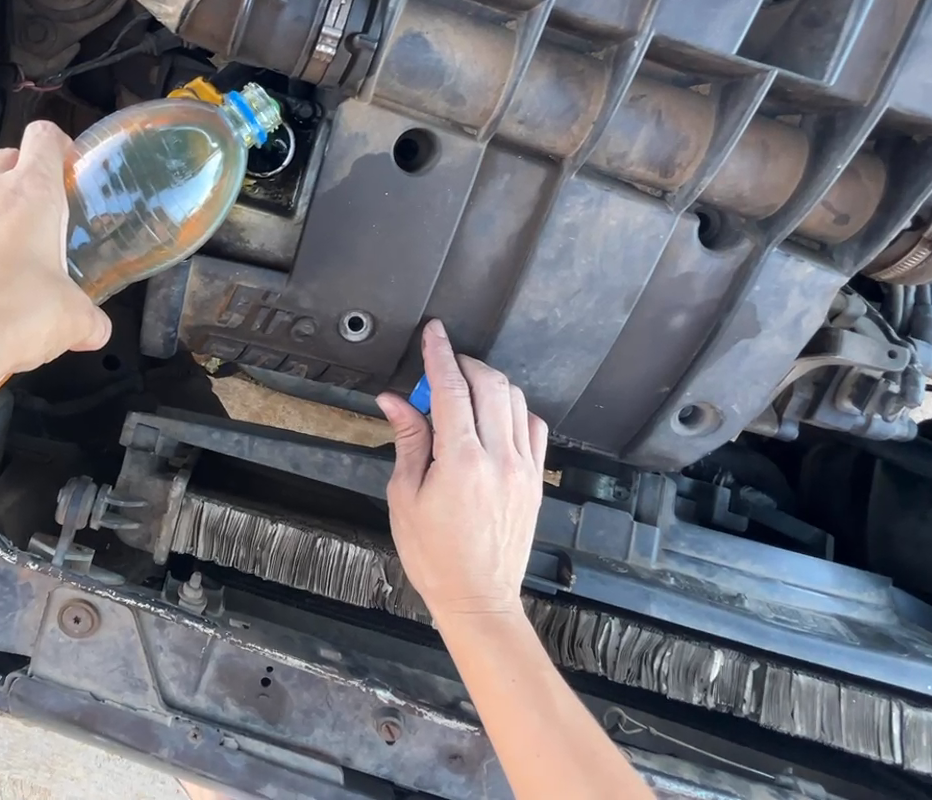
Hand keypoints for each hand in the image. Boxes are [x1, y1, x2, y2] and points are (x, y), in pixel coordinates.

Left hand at [0, 121, 111, 379]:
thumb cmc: (18, 316)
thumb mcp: (72, 321)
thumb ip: (90, 320)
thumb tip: (97, 331)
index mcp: (32, 193)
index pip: (44, 137)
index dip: (58, 146)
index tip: (66, 171)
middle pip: (6, 156)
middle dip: (23, 175)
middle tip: (39, 217)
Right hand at [378, 320, 547, 621]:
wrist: (478, 598)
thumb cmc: (435, 554)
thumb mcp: (405, 495)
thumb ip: (408, 439)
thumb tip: (395, 401)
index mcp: (461, 461)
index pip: (451, 388)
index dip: (439, 353)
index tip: (433, 332)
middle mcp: (499, 459)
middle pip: (489, 384)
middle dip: (464, 362)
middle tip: (442, 364)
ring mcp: (524, 469)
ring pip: (515, 400)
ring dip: (488, 382)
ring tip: (463, 390)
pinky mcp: (536, 480)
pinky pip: (534, 427)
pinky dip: (513, 409)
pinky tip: (493, 417)